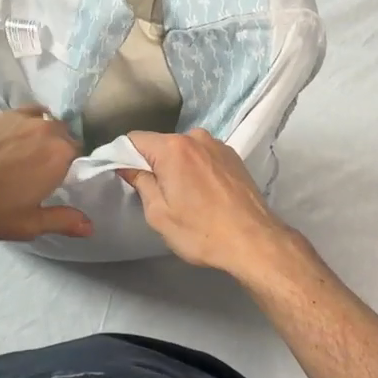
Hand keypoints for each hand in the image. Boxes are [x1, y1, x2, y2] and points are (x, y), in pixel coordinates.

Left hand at [0, 107, 90, 241]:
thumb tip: (90, 226)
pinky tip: (13, 141)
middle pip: (65, 136)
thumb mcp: (29, 224)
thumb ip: (64, 221)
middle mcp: (46, 128)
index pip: (82, 156)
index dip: (73, 170)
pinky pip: (26, 115)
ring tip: (26, 158)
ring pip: (46, 124)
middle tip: (42, 175)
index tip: (60, 185)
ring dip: (44, 137)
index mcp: (60, 154)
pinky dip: (27, 125)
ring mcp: (22, 118)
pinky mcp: (0, 114)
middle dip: (60, 152)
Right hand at [122, 129, 301, 279]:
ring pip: (184, 150)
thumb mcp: (159, 214)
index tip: (124, 176)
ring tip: (184, 196)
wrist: (253, 240)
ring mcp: (218, 145)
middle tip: (155, 194)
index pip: (135, 139)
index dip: (123, 155)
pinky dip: (197, 168)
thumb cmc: (201, 231)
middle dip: (153, 163)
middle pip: (161, 143)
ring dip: (177, 166)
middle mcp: (196, 137)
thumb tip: (128, 166)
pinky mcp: (234, 156)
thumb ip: (140, 183)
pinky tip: (204, 193)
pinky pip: (204, 156)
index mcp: (173, 147)